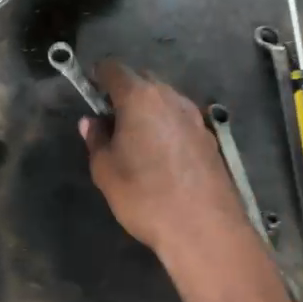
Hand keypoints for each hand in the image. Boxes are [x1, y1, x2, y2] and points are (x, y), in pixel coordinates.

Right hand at [81, 63, 252, 252]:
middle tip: (112, 121)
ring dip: (149, 110)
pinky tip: (163, 159)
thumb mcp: (105, 170)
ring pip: (165, 100)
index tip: (91, 95)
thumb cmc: (145, 196)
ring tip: (138, 142)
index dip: (98, 76)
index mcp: (139, 97)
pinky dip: (168, 128)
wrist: (208, 232)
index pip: (113, 68)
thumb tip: (92, 123)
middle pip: (142, 80)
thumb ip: (96, 140)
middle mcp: (170, 98)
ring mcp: (195, 118)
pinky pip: (181, 121)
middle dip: (125, 92)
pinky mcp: (211, 141)